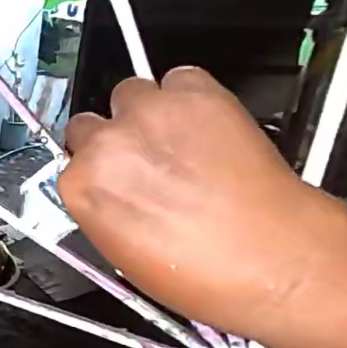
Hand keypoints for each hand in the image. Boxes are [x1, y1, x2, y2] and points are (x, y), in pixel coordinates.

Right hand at [57, 67, 346, 333]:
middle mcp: (106, 145)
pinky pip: (181, 77)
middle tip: (141, 157)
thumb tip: (107, 190)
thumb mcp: (121, 253)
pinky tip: (202, 122)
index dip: (94, 167)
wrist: (278, 262)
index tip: (112, 173)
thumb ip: (100, 206)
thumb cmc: (206, 271)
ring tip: (174, 138)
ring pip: (130, 91)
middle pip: (89, 122)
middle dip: (112, 137)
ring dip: (146, 110)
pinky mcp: (198, 97)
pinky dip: (189, 93)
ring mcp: (150, 116)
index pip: (68, 161)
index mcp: (80, 186)